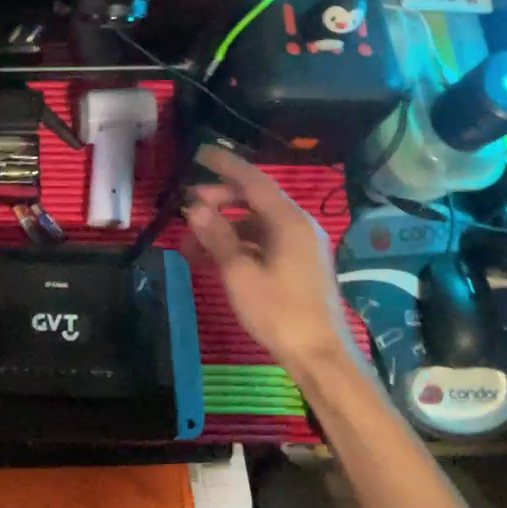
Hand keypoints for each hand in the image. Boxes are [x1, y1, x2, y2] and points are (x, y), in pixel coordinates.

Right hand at [182, 145, 359, 368]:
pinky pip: (264, 241)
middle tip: (188, 206)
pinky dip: (239, 243)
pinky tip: (216, 258)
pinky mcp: (298, 265)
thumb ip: (218, 237)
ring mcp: (300, 246)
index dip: (225, 166)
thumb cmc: (278, 312)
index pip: (254, 181)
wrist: (318, 354)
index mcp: (288, 222)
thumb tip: (194, 208)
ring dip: (225, 226)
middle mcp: (298, 226)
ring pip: (257, 223)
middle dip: (220, 199)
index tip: (199, 153)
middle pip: (255, 200)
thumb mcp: (240, 274)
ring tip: (194, 241)